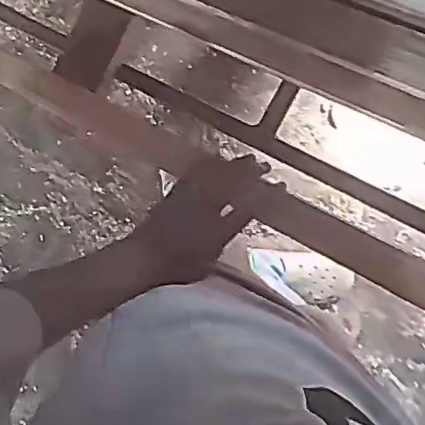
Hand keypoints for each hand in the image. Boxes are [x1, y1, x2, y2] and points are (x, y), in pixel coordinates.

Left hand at [121, 155, 271, 287]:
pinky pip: (196, 174)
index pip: (249, 206)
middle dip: (251, 172)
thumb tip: (239, 218)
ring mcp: (189, 197)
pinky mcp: (175, 194)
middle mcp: (206, 206)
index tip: (280, 184)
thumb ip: (225, 236)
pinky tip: (213, 161)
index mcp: (220, 226)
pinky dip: (208, 166)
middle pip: (233, 183)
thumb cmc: (178, 266)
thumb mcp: (210, 258)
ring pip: (216, 175)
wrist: (144, 256)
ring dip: (232, 165)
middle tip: (265, 165)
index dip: (265, 194)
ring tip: (246, 158)